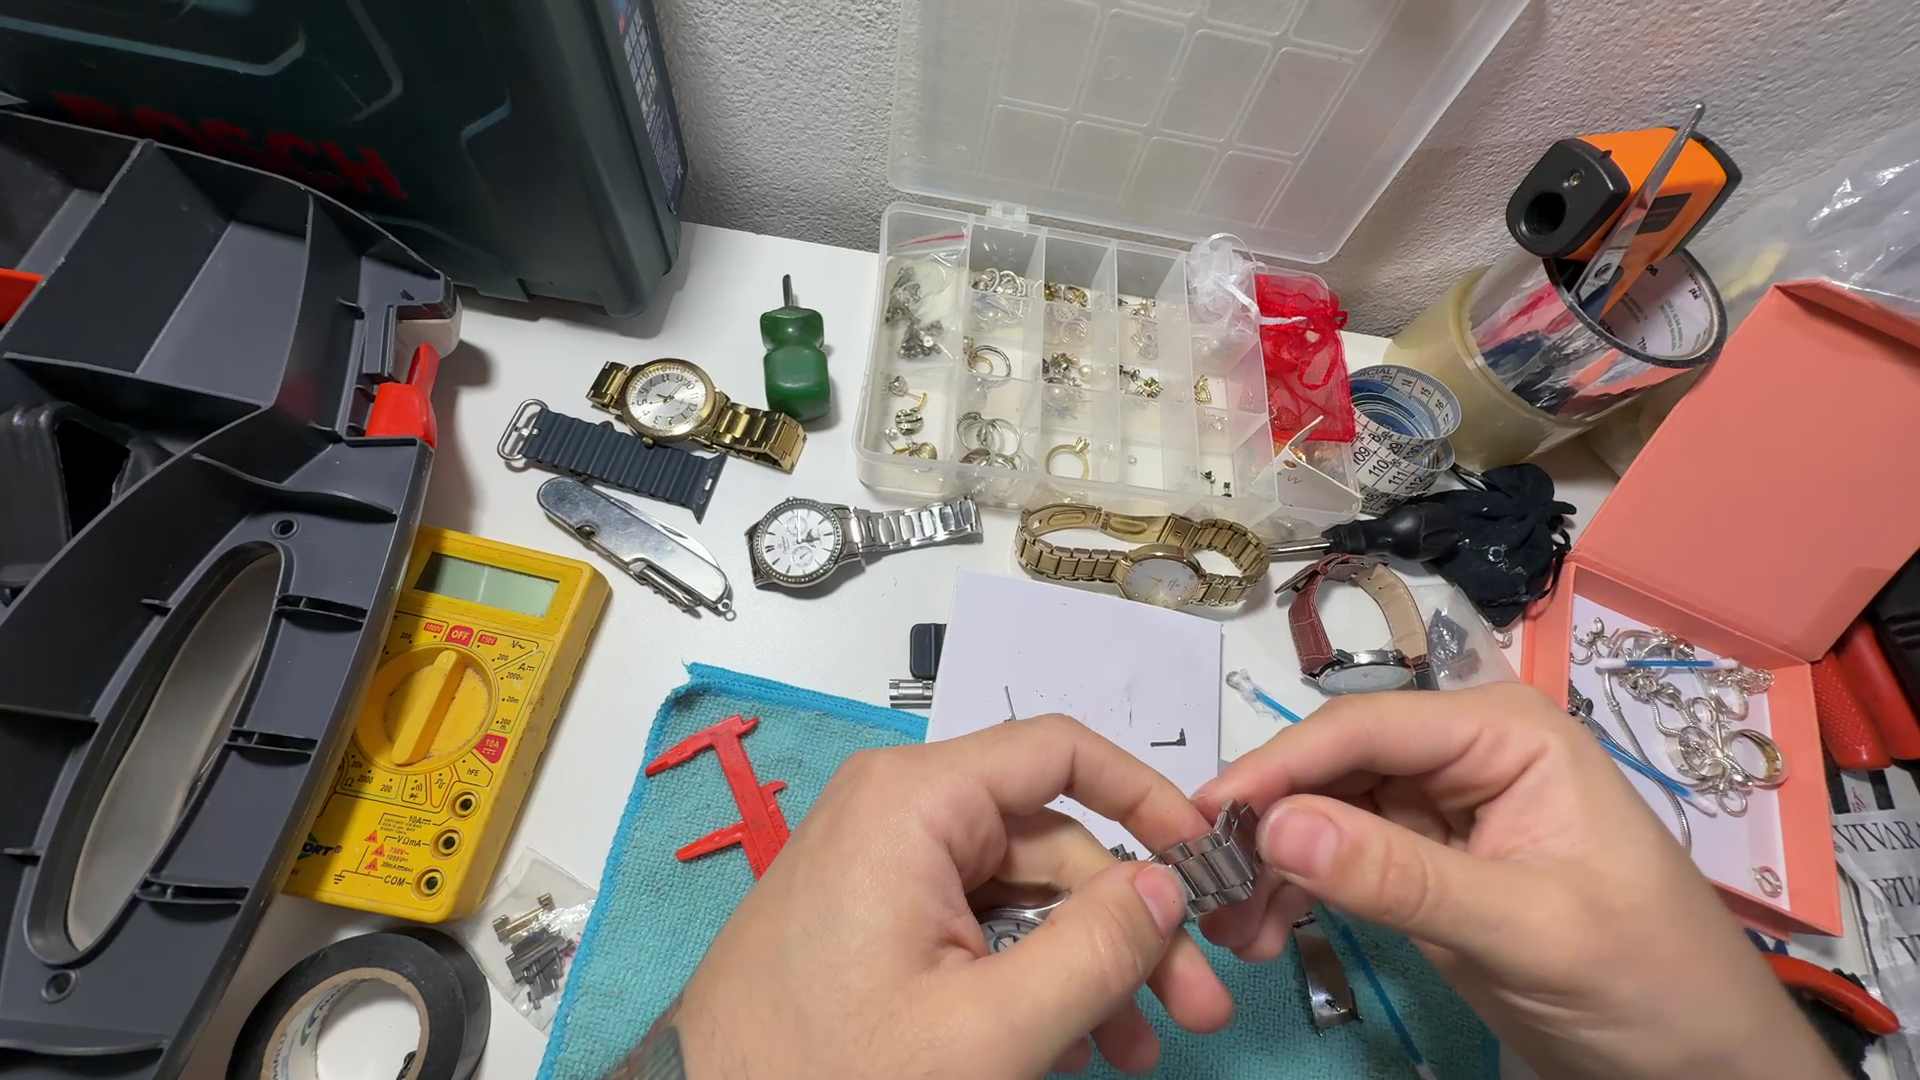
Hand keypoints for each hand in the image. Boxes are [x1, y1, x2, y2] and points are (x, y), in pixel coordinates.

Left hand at [668, 716, 1233, 1077]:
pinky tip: (1074, 1040)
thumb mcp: (985, 1031)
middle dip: (1126, 919)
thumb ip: (1095, 951)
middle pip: (1049, 838)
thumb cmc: (830, 1075)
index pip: (1056, 751)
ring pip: (1023, 888)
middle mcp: (905, 805)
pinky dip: (1033, 969)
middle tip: (1196, 1003)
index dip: (1142, 794)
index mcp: (917, 797)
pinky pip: (983, 917)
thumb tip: (1170, 883)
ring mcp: (894, 854)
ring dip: (1088, 959)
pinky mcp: (886, 900)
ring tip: (1138, 1047)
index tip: (1202, 858)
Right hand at [1195, 683, 1845, 1079]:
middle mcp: (1451, 749)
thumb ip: (1398, 877)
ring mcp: (1428, 800)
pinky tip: (1264, 925)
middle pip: (1328, 767)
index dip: (1278, 766)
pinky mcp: (1410, 849)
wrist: (1708, 1078)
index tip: (1207, 813)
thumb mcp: (1529, 933)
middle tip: (1208, 878)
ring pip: (1317, 810)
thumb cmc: (1652, 989)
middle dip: (1267, 825)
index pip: (1361, 729)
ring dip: (1270, 864)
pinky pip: (1331, 853)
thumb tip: (1273, 828)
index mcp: (1496, 731)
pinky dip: (1292, 888)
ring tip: (1232, 922)